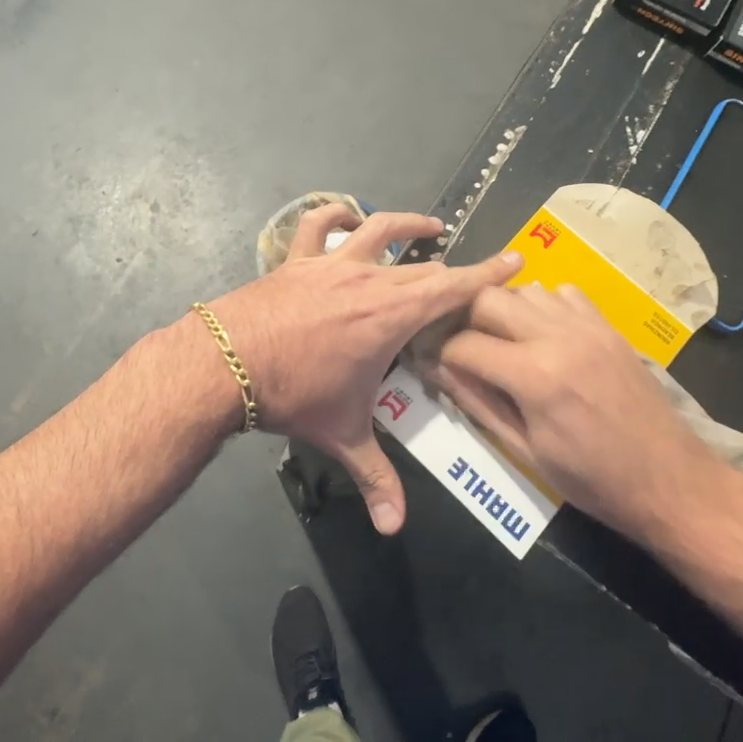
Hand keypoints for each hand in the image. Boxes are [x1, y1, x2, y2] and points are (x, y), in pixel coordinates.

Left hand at [207, 205, 522, 534]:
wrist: (225, 363)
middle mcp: (368, 281)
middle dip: (451, 272)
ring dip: (407, 225)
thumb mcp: (344, 435)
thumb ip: (377, 478)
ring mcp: (330, 265)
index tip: (516, 258)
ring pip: (378, 231)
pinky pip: (317, 225)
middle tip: (469, 282)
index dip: (489, 273)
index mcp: (391, 315)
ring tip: (429, 225)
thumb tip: (394, 527)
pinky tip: (345, 215)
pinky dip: (333, 214)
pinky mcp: (297, 261)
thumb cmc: (294, 395)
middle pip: (423, 267)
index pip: (453, 287)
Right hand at [425, 283, 718, 535]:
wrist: (670, 481)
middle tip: (463, 347)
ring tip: (501, 340)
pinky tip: (543, 334)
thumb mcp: (526, 452)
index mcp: (534, 376)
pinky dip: (543, 305)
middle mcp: (557, 338)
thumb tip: (438, 372)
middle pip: (487, 298)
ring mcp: (586, 326)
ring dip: (503, 310)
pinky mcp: (607, 327)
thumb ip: (479, 404)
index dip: (439, 354)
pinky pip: (562, 293)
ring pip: (524, 289)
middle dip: (465, 320)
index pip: (463, 343)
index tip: (431, 364)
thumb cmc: (593, 480)